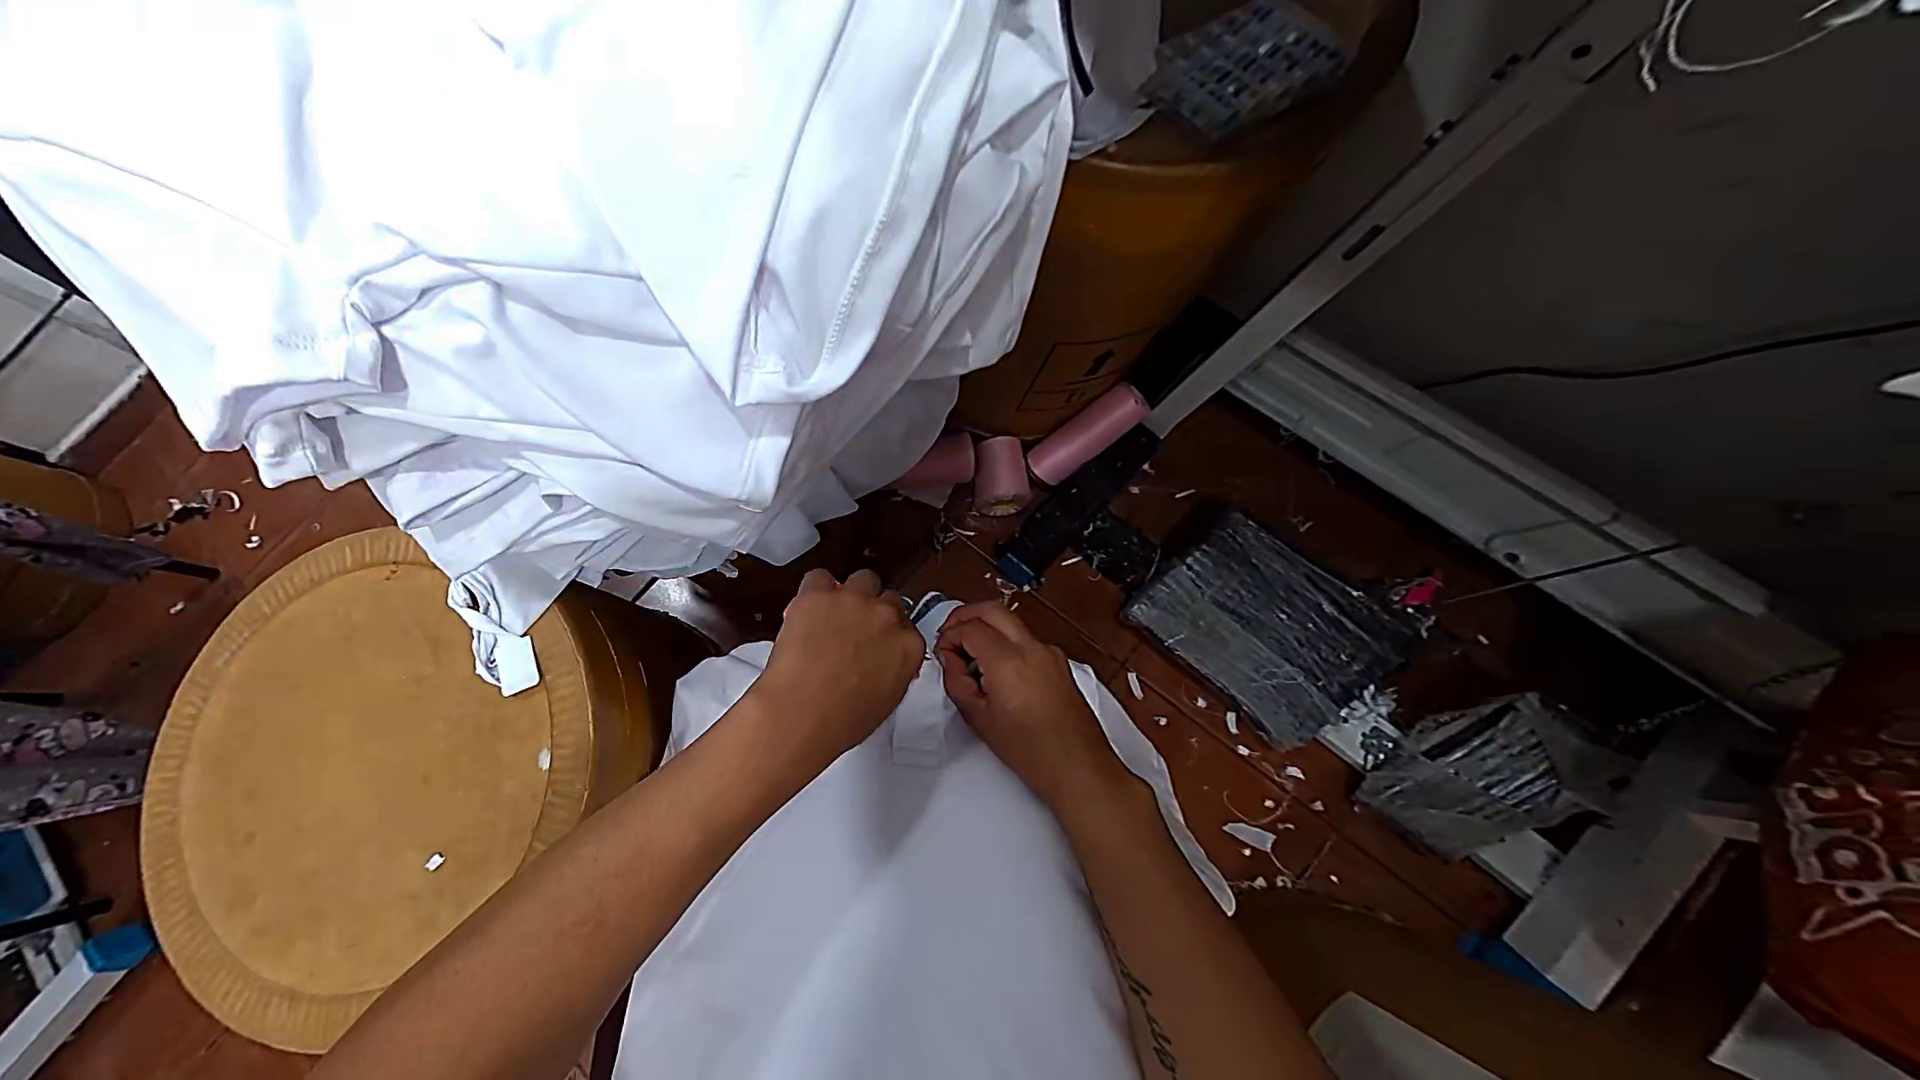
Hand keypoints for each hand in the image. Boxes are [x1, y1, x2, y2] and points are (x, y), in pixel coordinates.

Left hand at [752, 568, 924, 764]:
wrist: (803, 711)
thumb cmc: (840, 717)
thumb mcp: (886, 701)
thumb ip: (893, 672)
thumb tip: (883, 667)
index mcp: (907, 646)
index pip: (908, 627)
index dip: (892, 632)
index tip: (880, 640)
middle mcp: (886, 617)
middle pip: (889, 599)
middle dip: (875, 611)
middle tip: (858, 627)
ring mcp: (853, 602)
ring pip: (863, 579)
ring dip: (852, 592)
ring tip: (836, 611)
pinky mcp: (819, 595)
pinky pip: (820, 577)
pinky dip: (815, 588)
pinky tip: (810, 604)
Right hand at [935, 602, 1136, 812]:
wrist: (1076, 765)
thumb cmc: (1035, 751)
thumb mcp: (979, 718)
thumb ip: (957, 681)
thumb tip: (951, 662)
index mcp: (1008, 661)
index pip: (969, 626)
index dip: (949, 635)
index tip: (944, 652)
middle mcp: (1032, 649)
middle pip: (991, 609)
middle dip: (965, 617)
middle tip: (951, 636)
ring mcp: (1049, 652)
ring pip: (1010, 621)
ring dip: (987, 627)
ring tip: (973, 657)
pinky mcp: (1059, 661)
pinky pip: (1027, 638)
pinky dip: (1007, 642)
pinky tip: (997, 671)